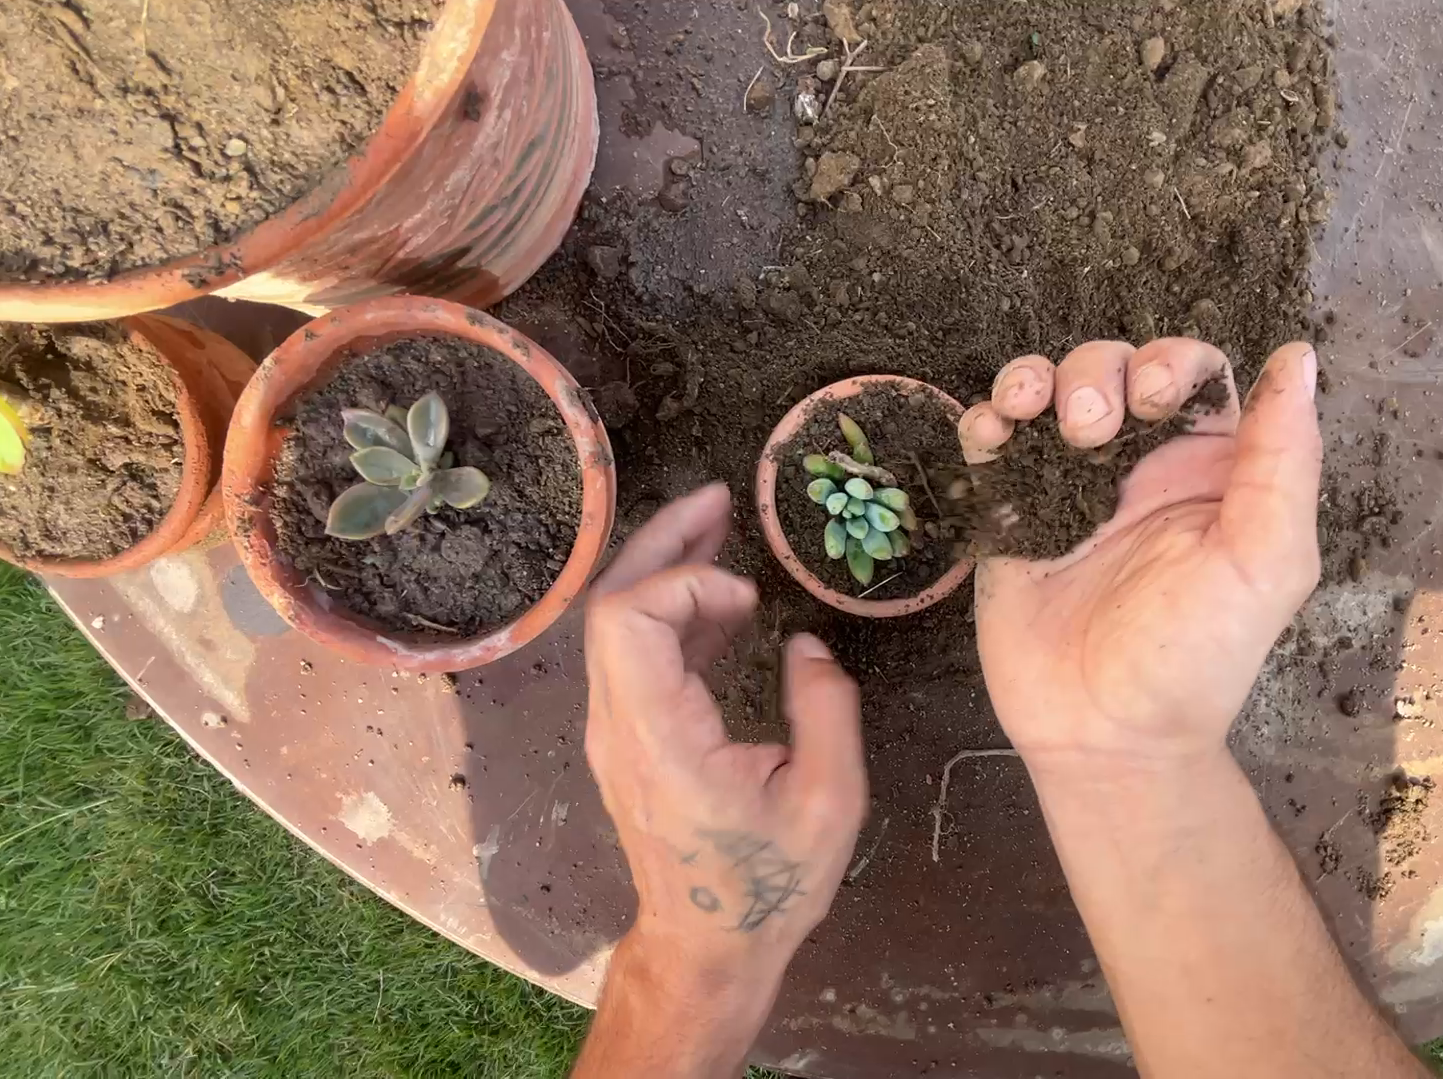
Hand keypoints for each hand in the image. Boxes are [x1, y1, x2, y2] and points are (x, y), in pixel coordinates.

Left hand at [583, 484, 867, 1007]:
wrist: (709, 944)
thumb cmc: (769, 883)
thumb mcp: (830, 801)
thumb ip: (826, 709)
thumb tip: (806, 645)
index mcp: (658, 737)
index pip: (626, 619)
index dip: (684, 581)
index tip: (749, 596)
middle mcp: (618, 722)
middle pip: (612, 603)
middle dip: (664, 541)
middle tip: (719, 499)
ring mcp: (616, 726)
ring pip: (620, 619)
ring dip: (668, 566)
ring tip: (722, 525)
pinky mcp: (631, 730)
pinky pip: (641, 649)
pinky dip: (679, 609)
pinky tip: (725, 597)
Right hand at [959, 338, 1321, 769]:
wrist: (1100, 731)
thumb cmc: (1193, 656)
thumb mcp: (1265, 562)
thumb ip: (1282, 461)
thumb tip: (1297, 355)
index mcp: (1203, 468)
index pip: (1190, 372)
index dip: (1168, 361)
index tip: (1151, 398)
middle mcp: (1131, 466)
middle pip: (1108, 369)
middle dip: (1094, 374)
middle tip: (1090, 429)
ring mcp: (1061, 486)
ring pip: (1043, 394)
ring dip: (1031, 380)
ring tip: (1025, 408)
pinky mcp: (1007, 513)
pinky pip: (990, 447)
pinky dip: (982, 423)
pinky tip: (989, 435)